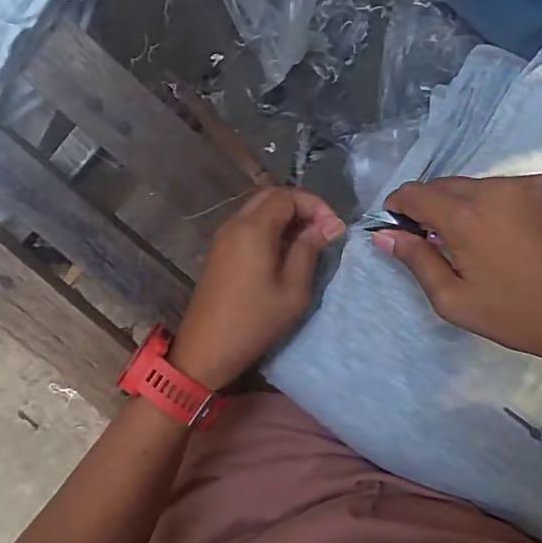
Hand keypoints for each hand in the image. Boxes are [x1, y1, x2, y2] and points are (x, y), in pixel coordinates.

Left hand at [170, 187, 345, 390]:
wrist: (208, 347)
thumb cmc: (255, 320)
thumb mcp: (294, 289)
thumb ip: (309, 250)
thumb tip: (328, 225)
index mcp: (253, 228)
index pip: (287, 195)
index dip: (315, 205)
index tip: (334, 229)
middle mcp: (234, 224)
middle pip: (270, 196)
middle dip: (300, 206)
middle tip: (322, 231)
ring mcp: (223, 237)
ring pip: (257, 209)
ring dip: (284, 217)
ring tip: (307, 243)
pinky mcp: (219, 251)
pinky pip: (247, 226)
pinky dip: (269, 228)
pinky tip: (283, 252)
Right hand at [374, 176, 541, 382]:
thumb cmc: (521, 317)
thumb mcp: (455, 301)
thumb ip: (415, 261)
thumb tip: (384, 235)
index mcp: (465, 216)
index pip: (414, 193)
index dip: (400, 206)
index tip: (401, 224)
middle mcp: (498, 188)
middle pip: (448, 185)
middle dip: (436, 206)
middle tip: (446, 241)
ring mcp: (536, 184)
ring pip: (486, 186)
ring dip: (475, 205)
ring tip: (492, 241)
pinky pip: (523, 188)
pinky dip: (512, 205)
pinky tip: (527, 236)